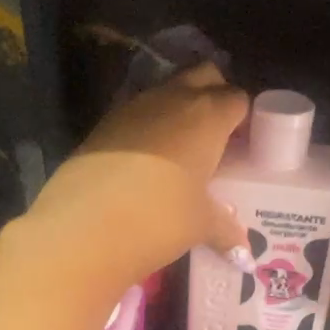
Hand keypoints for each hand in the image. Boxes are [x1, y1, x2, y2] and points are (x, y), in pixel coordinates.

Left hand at [13, 64, 250, 292]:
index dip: (242, 119)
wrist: (85, 224)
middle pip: (203, 76)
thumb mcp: (199, 225)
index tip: (241, 144)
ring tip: (179, 152)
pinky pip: (136, 114)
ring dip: (177, 111)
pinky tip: (145, 163)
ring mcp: (133, 107)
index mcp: (207, 116)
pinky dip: (147, 129)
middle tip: (215, 136)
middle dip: (213, 95)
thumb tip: (244, 252)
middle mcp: (172, 99)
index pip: (236, 98)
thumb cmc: (160, 218)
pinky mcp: (103, 124)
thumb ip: (225, 230)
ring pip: (166, 92)